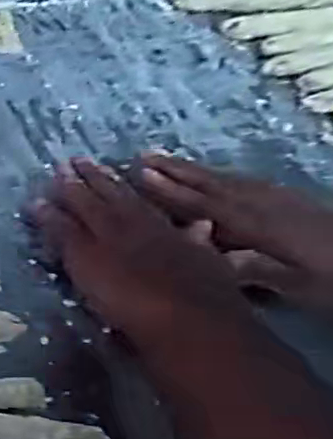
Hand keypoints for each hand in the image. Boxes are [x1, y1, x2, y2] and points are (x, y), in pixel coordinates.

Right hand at [31, 158, 254, 343]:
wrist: (191, 321)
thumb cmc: (125, 292)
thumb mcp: (82, 260)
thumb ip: (62, 230)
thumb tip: (39, 202)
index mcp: (111, 224)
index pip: (85, 198)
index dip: (70, 184)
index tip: (59, 166)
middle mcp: (143, 225)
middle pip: (118, 197)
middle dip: (99, 180)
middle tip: (84, 162)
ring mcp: (175, 241)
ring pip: (152, 209)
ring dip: (138, 193)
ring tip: (132, 176)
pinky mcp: (200, 259)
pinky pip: (193, 235)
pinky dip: (189, 227)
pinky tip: (195, 224)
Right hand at [137, 152, 332, 316]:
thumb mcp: (297, 283)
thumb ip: (252, 267)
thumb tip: (207, 258)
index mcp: (261, 228)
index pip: (205, 205)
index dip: (170, 190)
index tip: (139, 174)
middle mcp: (270, 209)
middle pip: (217, 186)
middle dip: (178, 171)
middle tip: (145, 156)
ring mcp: (286, 204)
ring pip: (233, 183)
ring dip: (198, 171)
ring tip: (169, 162)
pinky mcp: (299, 206)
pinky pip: (252, 186)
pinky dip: (227, 179)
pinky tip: (220, 179)